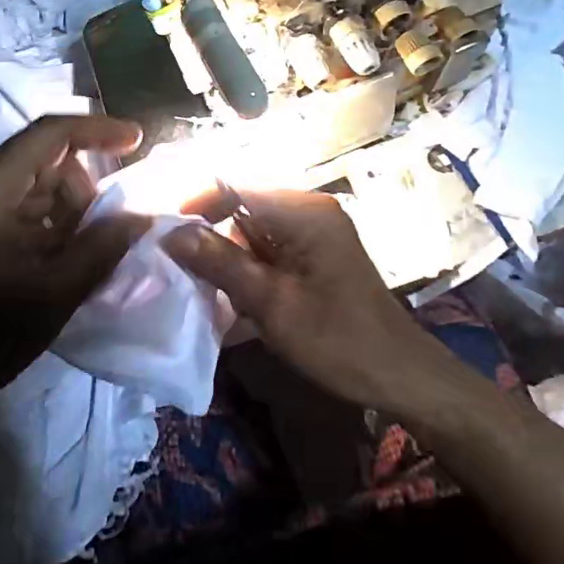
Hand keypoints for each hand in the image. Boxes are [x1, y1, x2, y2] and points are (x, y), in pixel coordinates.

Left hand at [0, 115, 150, 438]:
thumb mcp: (48, 297)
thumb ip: (99, 250)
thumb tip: (138, 217)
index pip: (49, 134)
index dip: (98, 131)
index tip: (137, 141)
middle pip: (40, 164)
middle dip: (82, 193)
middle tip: (105, 240)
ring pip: (27, 190)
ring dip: (62, 216)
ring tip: (81, 263)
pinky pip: (8, 213)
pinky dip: (39, 231)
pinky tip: (54, 269)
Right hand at [161, 188, 460, 413]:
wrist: (399, 375)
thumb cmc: (338, 339)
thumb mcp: (271, 303)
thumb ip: (220, 263)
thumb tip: (170, 234)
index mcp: (303, 211)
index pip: (235, 188)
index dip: (196, 207)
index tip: (164, 238)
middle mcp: (308, 211)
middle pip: (241, 208)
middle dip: (210, 237)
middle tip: (180, 270)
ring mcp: (313, 232)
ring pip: (251, 231)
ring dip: (227, 258)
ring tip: (204, 289)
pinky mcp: (314, 254)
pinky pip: (267, 249)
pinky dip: (247, 269)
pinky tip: (235, 300)